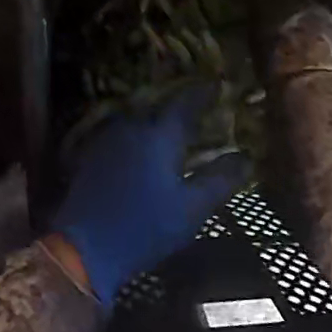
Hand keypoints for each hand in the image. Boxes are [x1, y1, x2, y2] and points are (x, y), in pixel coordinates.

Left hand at [51, 84, 247, 301]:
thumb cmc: (145, 227)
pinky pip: (122, 135)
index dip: (203, 93)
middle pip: (160, 107)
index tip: (218, 85)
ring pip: (138, 120)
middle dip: (179, 106)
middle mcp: (132, 126)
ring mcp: (107, 138)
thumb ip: (220, 180)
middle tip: (199, 109)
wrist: (86, 246)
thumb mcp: (192, 208)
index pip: (185, 102)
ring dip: (156, 121)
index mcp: (159, 134)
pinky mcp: (91, 154)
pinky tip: (144, 152)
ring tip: (174, 131)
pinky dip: (138, 137)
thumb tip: (245, 158)